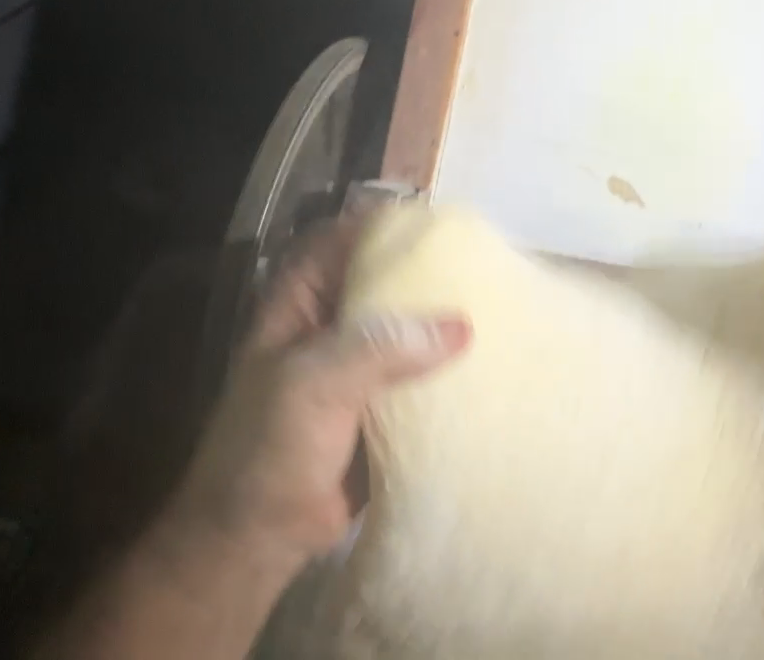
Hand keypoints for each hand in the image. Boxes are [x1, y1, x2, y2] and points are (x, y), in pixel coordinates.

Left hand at [162, 218, 469, 569]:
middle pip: (386, 281)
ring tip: (503, 304)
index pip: (343, 241)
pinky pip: (425, 373)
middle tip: (488, 264)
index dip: (384, 226)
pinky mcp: (388, 404)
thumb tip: (461, 326)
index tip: (440, 224)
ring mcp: (362, 366)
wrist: (259, 539)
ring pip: (410, 328)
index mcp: (301, 304)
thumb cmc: (267, 450)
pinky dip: (453, 366)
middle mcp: (334, 325)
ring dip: (447, 320)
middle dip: (431, 272)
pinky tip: (493, 359)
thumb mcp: (312, 385)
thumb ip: (379, 348)